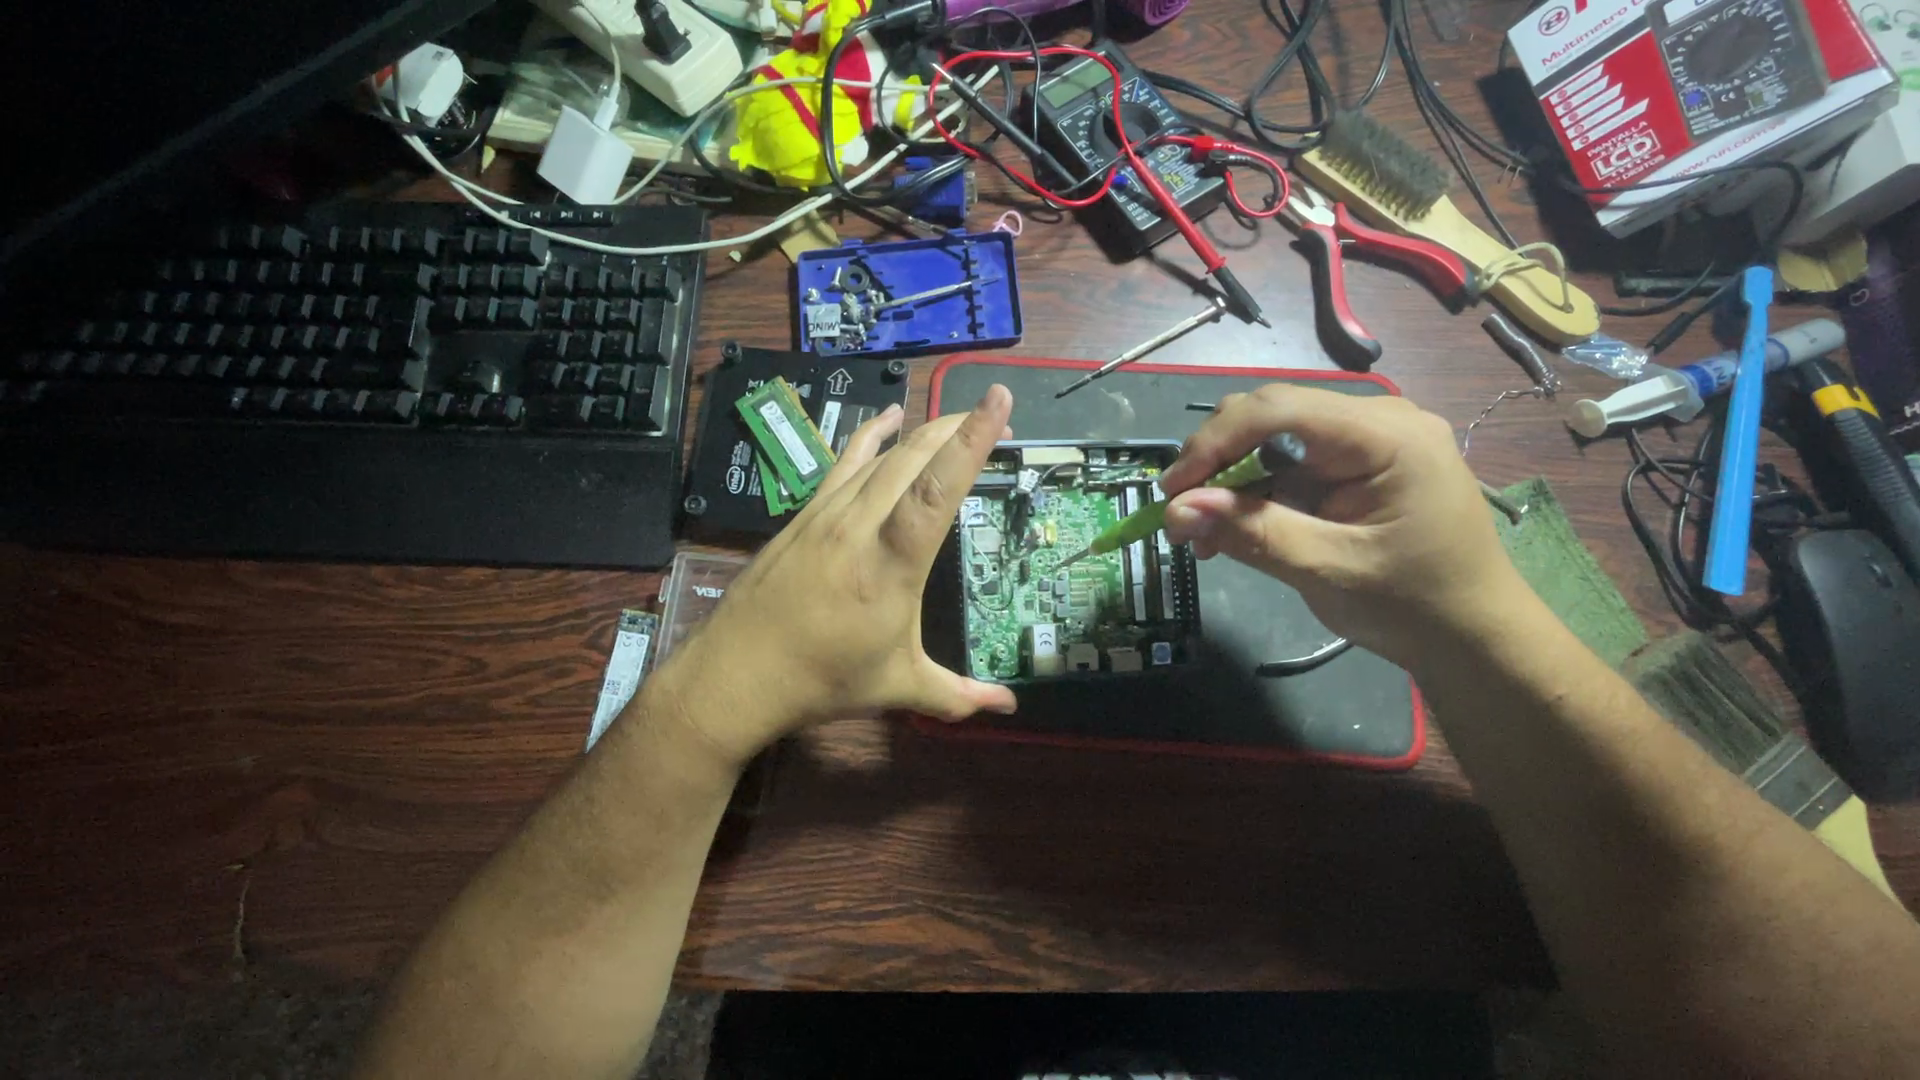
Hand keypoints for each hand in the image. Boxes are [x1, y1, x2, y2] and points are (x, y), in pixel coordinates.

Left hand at [649, 388, 1018, 770]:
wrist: (735, 674)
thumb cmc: (821, 681)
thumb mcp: (897, 688)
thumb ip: (959, 695)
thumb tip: (1010, 708)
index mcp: (891, 566)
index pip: (936, 492)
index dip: (971, 442)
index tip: (999, 401)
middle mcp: (859, 526)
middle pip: (913, 458)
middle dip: (957, 426)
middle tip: (995, 414)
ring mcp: (827, 514)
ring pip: (882, 455)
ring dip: (923, 430)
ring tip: (956, 417)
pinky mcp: (805, 514)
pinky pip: (844, 462)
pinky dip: (871, 436)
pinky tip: (890, 418)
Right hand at [1158, 385, 1526, 668]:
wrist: (1474, 638)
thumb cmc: (1415, 606)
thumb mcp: (1328, 571)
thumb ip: (1253, 533)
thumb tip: (1175, 510)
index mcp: (1387, 436)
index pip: (1278, 409)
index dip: (1214, 442)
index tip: (1171, 491)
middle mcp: (1376, 422)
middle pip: (1270, 415)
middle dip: (1216, 460)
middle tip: (1181, 514)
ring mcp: (1365, 441)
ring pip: (1270, 440)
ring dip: (1228, 482)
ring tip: (1201, 533)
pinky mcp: (1353, 466)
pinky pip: (1286, 465)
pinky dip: (1252, 495)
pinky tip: (1231, 529)